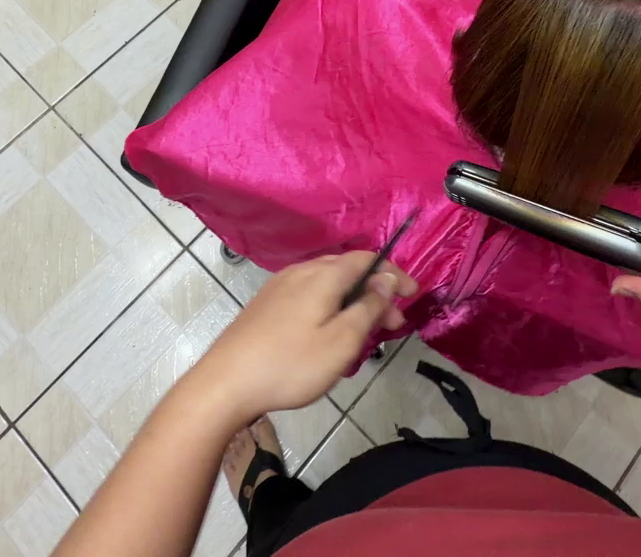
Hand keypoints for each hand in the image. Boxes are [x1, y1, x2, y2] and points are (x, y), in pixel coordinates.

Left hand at [188, 253, 416, 425]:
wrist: (225, 382)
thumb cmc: (290, 364)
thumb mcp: (341, 342)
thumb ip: (368, 308)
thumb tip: (386, 280)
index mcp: (323, 274)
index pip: (367, 259)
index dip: (394, 273)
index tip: (414, 294)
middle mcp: (302, 270)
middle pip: (348, 269)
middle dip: (376, 291)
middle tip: (395, 324)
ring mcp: (281, 285)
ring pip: (328, 282)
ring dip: (354, 300)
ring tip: (366, 333)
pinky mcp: (267, 303)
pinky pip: (310, 293)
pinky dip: (332, 305)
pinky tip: (331, 333)